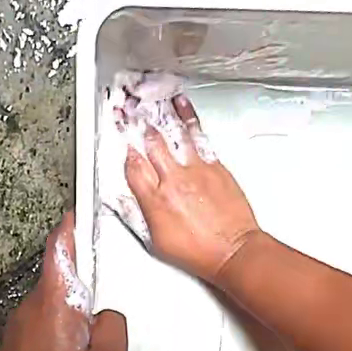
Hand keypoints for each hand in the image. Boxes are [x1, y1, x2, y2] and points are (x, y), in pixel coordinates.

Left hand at [0, 213, 127, 350]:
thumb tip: (106, 313)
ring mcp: (19, 326)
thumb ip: (113, 327)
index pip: (58, 250)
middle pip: (59, 274)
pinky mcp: (17, 343)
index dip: (71, 227)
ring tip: (100, 324)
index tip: (81, 213)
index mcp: (53, 305)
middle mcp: (30, 308)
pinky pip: (46, 318)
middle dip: (84, 273)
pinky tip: (82, 346)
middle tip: (113, 279)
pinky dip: (64, 321)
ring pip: (54, 299)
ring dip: (75, 303)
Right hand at [123, 93, 263, 280]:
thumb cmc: (197, 251)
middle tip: (127, 110)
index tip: (118, 137)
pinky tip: (183, 108)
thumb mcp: (156, 241)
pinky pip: (199, 137)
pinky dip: (189, 119)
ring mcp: (196, 170)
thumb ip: (136, 215)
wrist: (233, 251)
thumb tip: (120, 201)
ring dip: (161, 114)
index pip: (133, 167)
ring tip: (153, 98)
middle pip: (150, 145)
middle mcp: (174, 181)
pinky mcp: (215, 167)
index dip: (124, 149)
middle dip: (136, 125)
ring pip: (174, 135)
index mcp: (155, 200)